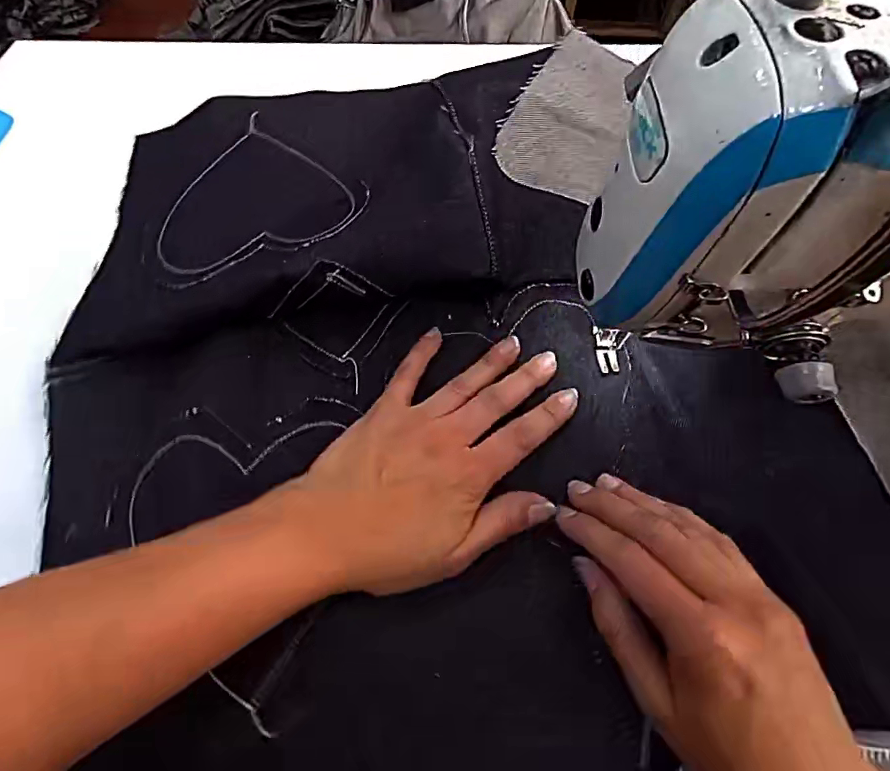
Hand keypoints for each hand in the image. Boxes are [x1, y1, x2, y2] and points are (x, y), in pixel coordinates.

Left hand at [276, 330, 575, 594]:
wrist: (321, 532)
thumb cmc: (388, 551)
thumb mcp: (454, 554)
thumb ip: (501, 523)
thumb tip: (546, 504)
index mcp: (470, 473)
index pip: (520, 438)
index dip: (548, 417)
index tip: (569, 396)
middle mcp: (450, 437)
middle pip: (497, 402)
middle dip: (527, 379)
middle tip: (548, 359)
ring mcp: (416, 418)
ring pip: (463, 384)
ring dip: (490, 362)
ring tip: (513, 344)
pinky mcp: (384, 411)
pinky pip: (407, 376)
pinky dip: (421, 354)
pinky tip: (435, 335)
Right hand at [557, 476, 869, 770]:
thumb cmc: (729, 756)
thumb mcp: (659, 705)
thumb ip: (620, 630)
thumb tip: (589, 571)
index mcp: (702, 634)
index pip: (635, 562)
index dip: (595, 532)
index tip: (567, 514)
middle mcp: (734, 599)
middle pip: (663, 533)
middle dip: (616, 506)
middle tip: (581, 488)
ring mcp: (759, 591)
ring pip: (693, 528)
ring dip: (648, 502)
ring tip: (613, 487)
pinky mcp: (773, 592)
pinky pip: (722, 540)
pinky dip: (686, 518)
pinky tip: (663, 507)